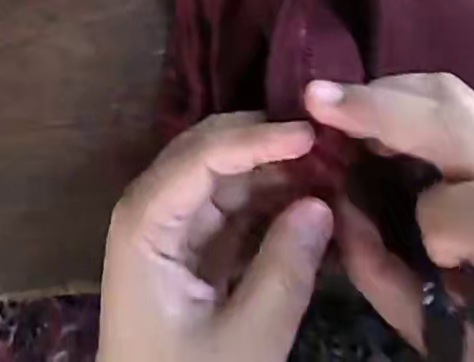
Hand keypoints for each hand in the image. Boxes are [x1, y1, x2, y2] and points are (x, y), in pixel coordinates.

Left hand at [98, 113, 334, 361]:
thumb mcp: (244, 345)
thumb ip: (284, 271)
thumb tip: (322, 203)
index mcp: (146, 218)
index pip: (203, 155)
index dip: (257, 138)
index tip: (310, 133)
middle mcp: (153, 206)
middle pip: (210, 152)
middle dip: (266, 143)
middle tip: (324, 140)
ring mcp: (172, 224)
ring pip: (226, 175)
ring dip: (274, 170)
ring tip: (326, 166)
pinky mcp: (192, 247)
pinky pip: (233, 207)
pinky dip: (270, 201)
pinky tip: (309, 198)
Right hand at [305, 74, 473, 361]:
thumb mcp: (454, 340)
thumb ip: (387, 277)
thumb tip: (339, 210)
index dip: (439, 221)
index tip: (393, 222)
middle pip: (461, 122)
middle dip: (381, 105)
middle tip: (318, 100)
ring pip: (454, 94)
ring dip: (389, 89)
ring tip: (342, 104)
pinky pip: (450, 95)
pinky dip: (403, 91)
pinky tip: (374, 106)